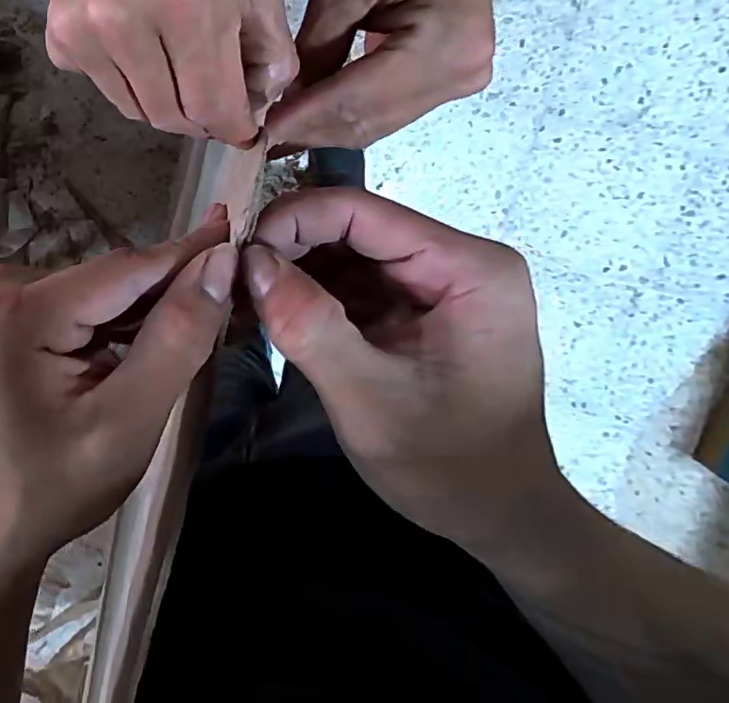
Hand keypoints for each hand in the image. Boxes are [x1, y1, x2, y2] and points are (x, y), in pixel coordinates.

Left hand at [0, 208, 237, 564]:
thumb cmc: (58, 488)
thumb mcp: (129, 421)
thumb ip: (176, 338)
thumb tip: (220, 263)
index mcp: (19, 311)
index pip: (126, 270)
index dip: (190, 254)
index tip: (242, 234)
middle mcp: (2, 287)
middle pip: (114, 278)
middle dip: (173, 288)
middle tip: (235, 288)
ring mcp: (2, 297)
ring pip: (104, 289)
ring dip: (151, 305)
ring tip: (207, 309)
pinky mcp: (11, 311)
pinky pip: (84, 303)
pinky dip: (122, 319)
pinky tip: (157, 332)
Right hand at [47, 0, 297, 145]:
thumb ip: (271, 45)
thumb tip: (260, 104)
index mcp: (189, 4)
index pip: (213, 107)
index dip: (234, 128)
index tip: (242, 127)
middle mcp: (128, 24)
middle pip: (172, 117)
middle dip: (201, 117)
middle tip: (212, 92)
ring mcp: (85, 34)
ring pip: (136, 110)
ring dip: (164, 100)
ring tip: (174, 59)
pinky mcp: (60, 38)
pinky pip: (104, 89)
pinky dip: (129, 80)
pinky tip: (135, 40)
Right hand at [241, 187, 564, 549]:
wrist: (495, 516)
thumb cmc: (448, 468)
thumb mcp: (370, 402)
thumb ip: (309, 327)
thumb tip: (250, 261)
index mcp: (467, 267)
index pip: (363, 212)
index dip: (293, 221)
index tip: (239, 254)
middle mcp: (454, 257)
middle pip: (350, 225)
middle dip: (287, 247)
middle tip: (232, 278)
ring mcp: (433, 278)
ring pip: (342, 248)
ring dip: (290, 268)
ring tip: (242, 295)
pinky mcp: (412, 300)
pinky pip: (348, 277)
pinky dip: (305, 291)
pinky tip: (269, 309)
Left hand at [265, 0, 496, 149]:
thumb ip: (315, 47)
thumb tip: (286, 101)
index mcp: (441, 44)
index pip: (355, 100)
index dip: (303, 119)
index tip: (257, 132)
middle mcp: (458, 74)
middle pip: (367, 122)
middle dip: (309, 131)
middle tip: (259, 136)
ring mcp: (460, 83)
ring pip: (375, 124)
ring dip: (324, 129)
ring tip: (277, 128)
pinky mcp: (448, 83)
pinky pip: (387, 112)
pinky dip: (346, 115)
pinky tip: (309, 115)